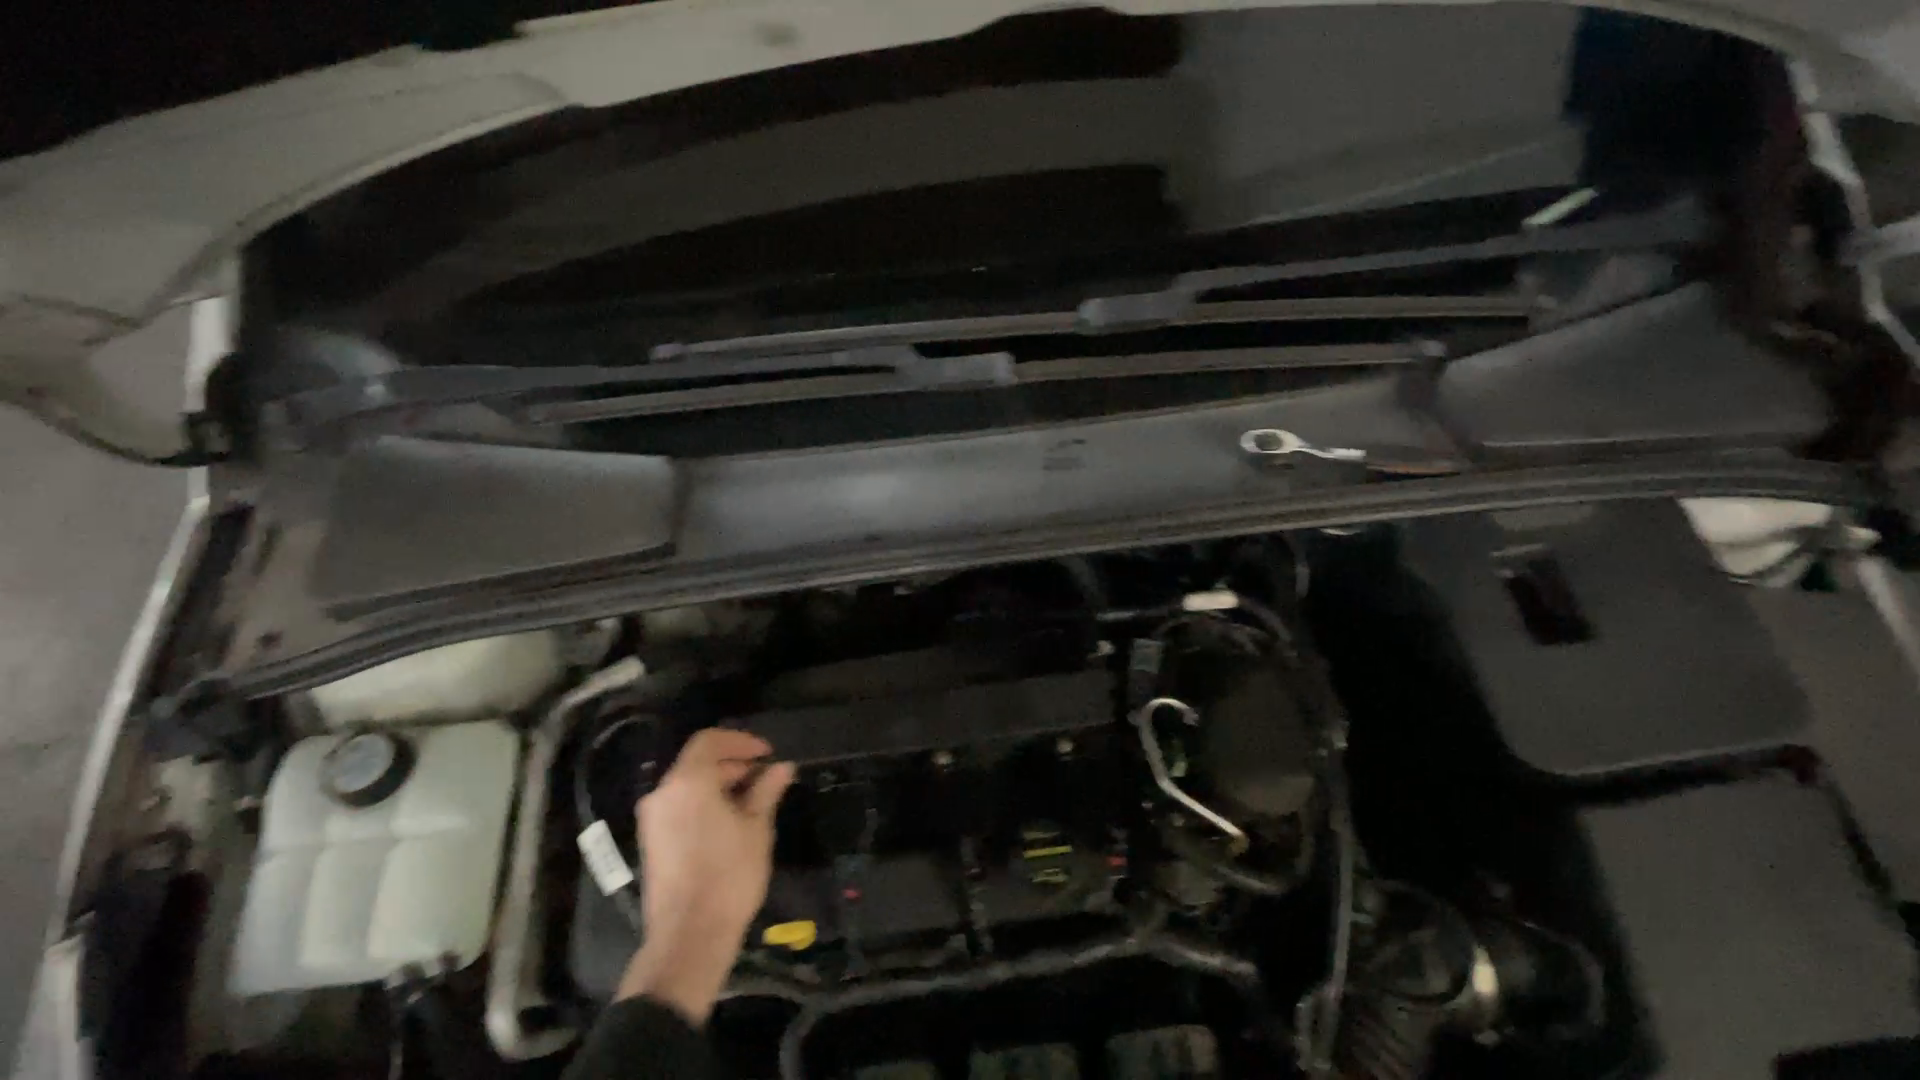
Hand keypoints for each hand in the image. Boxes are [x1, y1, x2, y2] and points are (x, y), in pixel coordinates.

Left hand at [616, 728, 795, 1023]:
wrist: (689, 936)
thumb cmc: (729, 876)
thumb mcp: (756, 829)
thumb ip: (766, 791)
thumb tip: (782, 768)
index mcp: (687, 783)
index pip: (709, 741)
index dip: (741, 741)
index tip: (767, 754)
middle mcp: (663, 794)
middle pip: (697, 763)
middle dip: (732, 764)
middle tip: (765, 778)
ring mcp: (652, 819)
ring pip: (687, 785)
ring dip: (719, 785)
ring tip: (752, 801)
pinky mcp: (651, 841)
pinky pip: (679, 806)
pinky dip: (704, 803)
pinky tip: (730, 822)